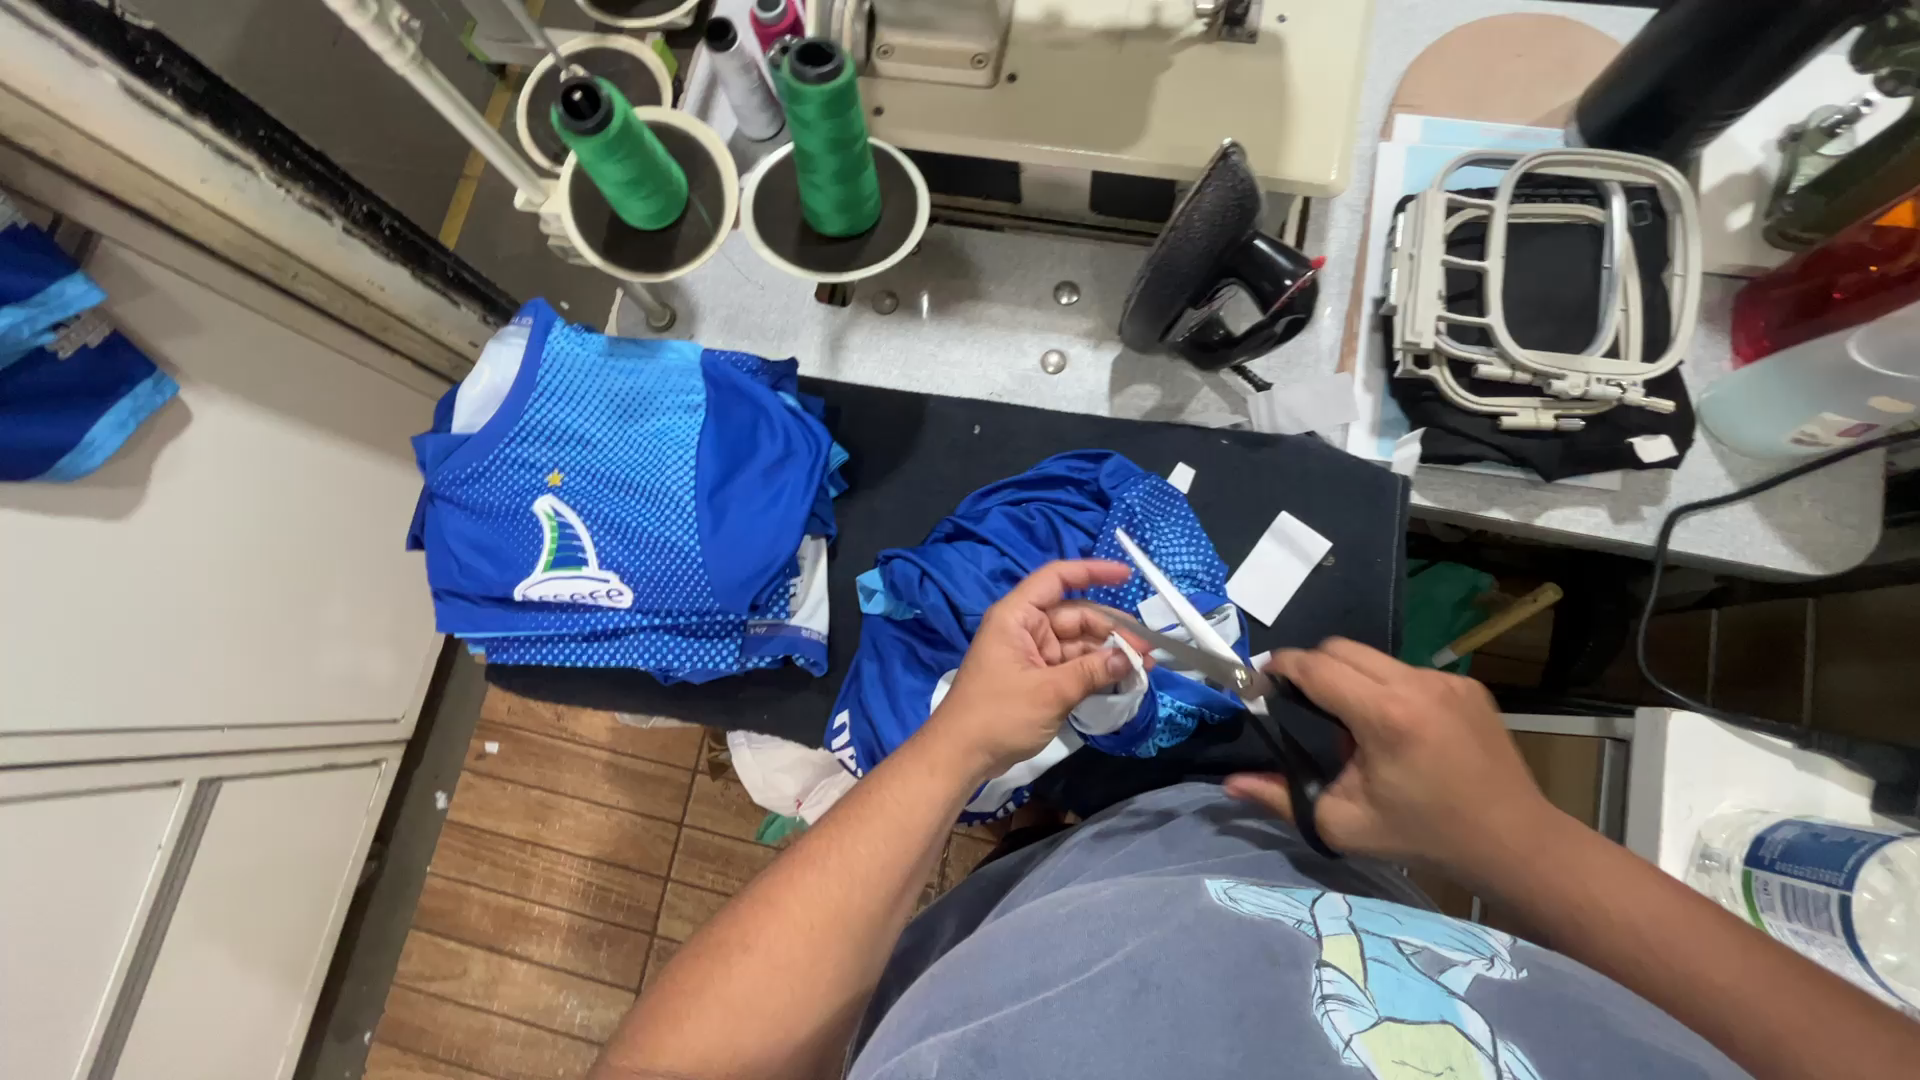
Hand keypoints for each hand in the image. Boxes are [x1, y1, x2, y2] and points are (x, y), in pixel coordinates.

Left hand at [920, 560, 1144, 781]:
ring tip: (1143, 667)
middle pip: (1075, 615)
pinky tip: (1122, 679)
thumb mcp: (1049, 692)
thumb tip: (1128, 658)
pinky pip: (1072, 665)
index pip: (1056, 578)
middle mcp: (1025, 628)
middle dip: (1111, 629)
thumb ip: (1091, 672)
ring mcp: (1031, 654)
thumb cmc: (997, 715)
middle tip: (1148, 650)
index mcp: (1017, 616)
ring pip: (1077, 643)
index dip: (1092, 571)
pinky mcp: (1036, 678)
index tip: (1126, 576)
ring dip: (1108, 653)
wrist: (961, 755)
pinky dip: (1095, 671)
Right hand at [1224, 637, 1555, 876]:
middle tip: (1298, 701)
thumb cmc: (1423, 836)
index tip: (1261, 685)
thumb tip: (1230, 784)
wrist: (1516, 842)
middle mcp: (1416, 684)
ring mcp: (1446, 680)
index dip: (1279, 668)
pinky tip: (1392, 726)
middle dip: (1309, 667)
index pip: (1315, 666)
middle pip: (1340, 648)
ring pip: (1372, 656)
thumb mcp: (1343, 823)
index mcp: (1385, 716)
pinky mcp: (1466, 684)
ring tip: (1348, 720)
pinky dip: (1383, 686)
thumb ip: (1280, 798)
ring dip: (1347, 676)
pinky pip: (1405, 670)